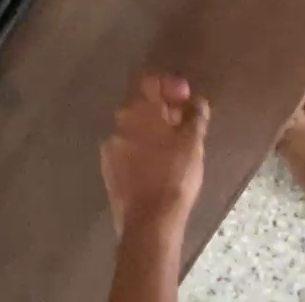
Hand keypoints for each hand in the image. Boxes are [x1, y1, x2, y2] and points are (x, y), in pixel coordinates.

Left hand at [101, 71, 209, 238]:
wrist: (149, 224)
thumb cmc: (174, 174)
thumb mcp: (193, 141)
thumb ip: (195, 114)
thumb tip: (197, 101)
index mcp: (136, 109)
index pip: (148, 80)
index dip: (169, 83)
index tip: (186, 98)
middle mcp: (117, 123)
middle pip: (140, 103)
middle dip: (162, 107)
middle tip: (183, 120)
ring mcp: (109, 148)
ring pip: (133, 127)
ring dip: (152, 128)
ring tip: (173, 144)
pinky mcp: (108, 171)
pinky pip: (127, 148)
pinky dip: (142, 147)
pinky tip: (158, 162)